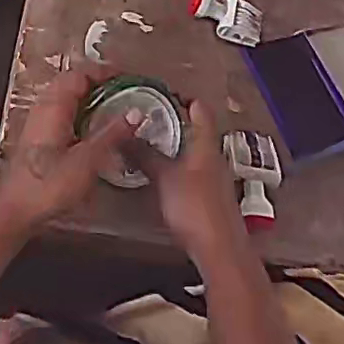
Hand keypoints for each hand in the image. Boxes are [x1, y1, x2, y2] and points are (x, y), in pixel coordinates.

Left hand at [0, 68, 139, 234]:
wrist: (14, 212)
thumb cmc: (50, 185)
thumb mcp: (87, 160)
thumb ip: (113, 134)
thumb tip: (138, 112)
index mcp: (54, 105)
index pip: (80, 73)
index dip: (104, 72)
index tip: (128, 79)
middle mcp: (44, 106)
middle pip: (72, 81)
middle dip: (99, 82)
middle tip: (124, 92)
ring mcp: (38, 120)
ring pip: (66, 96)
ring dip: (89, 97)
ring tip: (114, 108)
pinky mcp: (37, 136)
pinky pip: (62, 111)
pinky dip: (80, 111)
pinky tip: (93, 129)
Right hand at [136, 100, 249, 266]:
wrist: (220, 250)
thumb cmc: (194, 207)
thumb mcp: (164, 178)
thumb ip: (144, 155)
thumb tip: (123, 134)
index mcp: (206, 145)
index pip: (200, 110)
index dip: (184, 98)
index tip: (163, 93)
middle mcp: (214, 157)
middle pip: (197, 130)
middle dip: (174, 122)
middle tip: (148, 118)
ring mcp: (214, 178)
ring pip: (194, 152)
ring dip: (175, 145)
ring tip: (149, 144)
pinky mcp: (210, 198)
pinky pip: (192, 171)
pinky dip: (177, 165)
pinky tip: (161, 175)